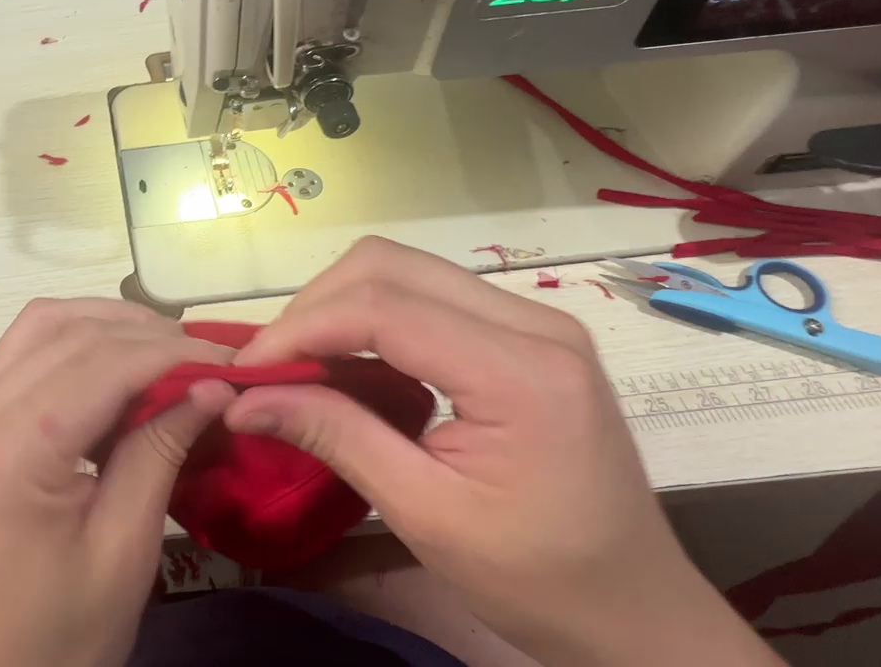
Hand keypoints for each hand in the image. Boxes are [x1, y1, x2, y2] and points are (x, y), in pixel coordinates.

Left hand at [0, 299, 234, 666]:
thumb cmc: (63, 631)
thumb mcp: (125, 548)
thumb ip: (161, 450)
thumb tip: (212, 383)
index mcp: (12, 452)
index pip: (102, 365)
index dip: (172, 353)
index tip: (231, 358)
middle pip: (69, 332)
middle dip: (145, 334)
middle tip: (207, 356)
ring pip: (42, 324)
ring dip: (108, 324)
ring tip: (168, 351)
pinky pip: (25, 348)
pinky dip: (76, 339)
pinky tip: (118, 361)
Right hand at [223, 238, 781, 666]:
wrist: (639, 614)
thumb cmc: (539, 581)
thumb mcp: (425, 514)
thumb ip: (334, 438)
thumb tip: (241, 401)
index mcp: (522, 371)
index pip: (383, 308)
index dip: (301, 330)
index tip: (246, 371)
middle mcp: (532, 322)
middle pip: (387, 265)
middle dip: (313, 307)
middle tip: (271, 367)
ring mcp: (532, 320)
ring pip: (401, 269)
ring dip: (337, 307)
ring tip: (300, 364)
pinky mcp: (521, 332)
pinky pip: (424, 294)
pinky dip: (369, 317)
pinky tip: (348, 363)